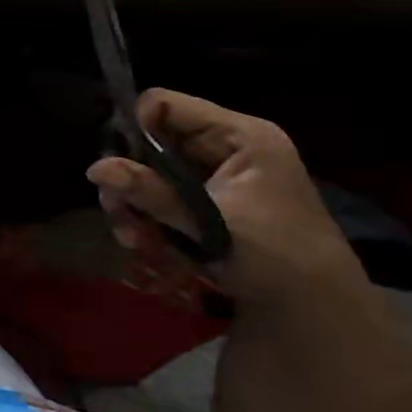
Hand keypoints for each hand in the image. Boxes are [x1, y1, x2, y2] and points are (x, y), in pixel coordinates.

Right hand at [86, 89, 366, 308]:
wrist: (317, 307)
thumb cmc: (275, 258)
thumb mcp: (209, 224)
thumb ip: (152, 193)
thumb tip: (94, 168)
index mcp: (239, 136)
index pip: (164, 104)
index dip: (132, 127)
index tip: (116, 164)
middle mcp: (224, 145)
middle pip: (150, 139)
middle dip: (127, 174)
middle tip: (115, 208)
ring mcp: (214, 171)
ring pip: (148, 168)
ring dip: (131, 200)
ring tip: (129, 234)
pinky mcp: (205, 196)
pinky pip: (158, 191)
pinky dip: (144, 213)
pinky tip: (140, 238)